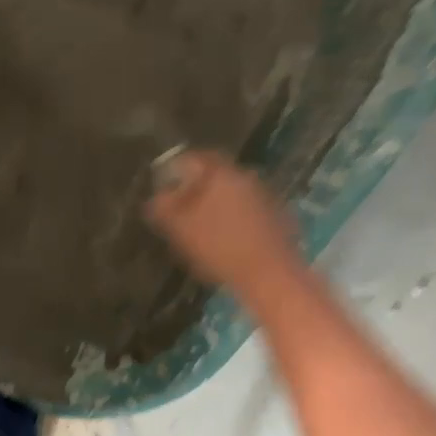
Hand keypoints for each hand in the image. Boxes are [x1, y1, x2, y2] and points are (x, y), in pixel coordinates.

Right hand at [143, 149, 307, 300]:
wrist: (273, 279)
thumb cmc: (219, 247)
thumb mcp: (178, 228)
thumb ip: (162, 206)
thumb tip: (155, 196)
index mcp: (222, 173)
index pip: (194, 157)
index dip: (175, 167)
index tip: (164, 182)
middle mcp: (247, 178)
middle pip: (216, 174)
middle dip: (196, 187)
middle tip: (179, 205)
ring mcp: (267, 198)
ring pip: (233, 193)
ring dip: (216, 203)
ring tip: (200, 225)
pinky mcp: (280, 220)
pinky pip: (248, 210)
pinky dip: (234, 218)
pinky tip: (225, 239)